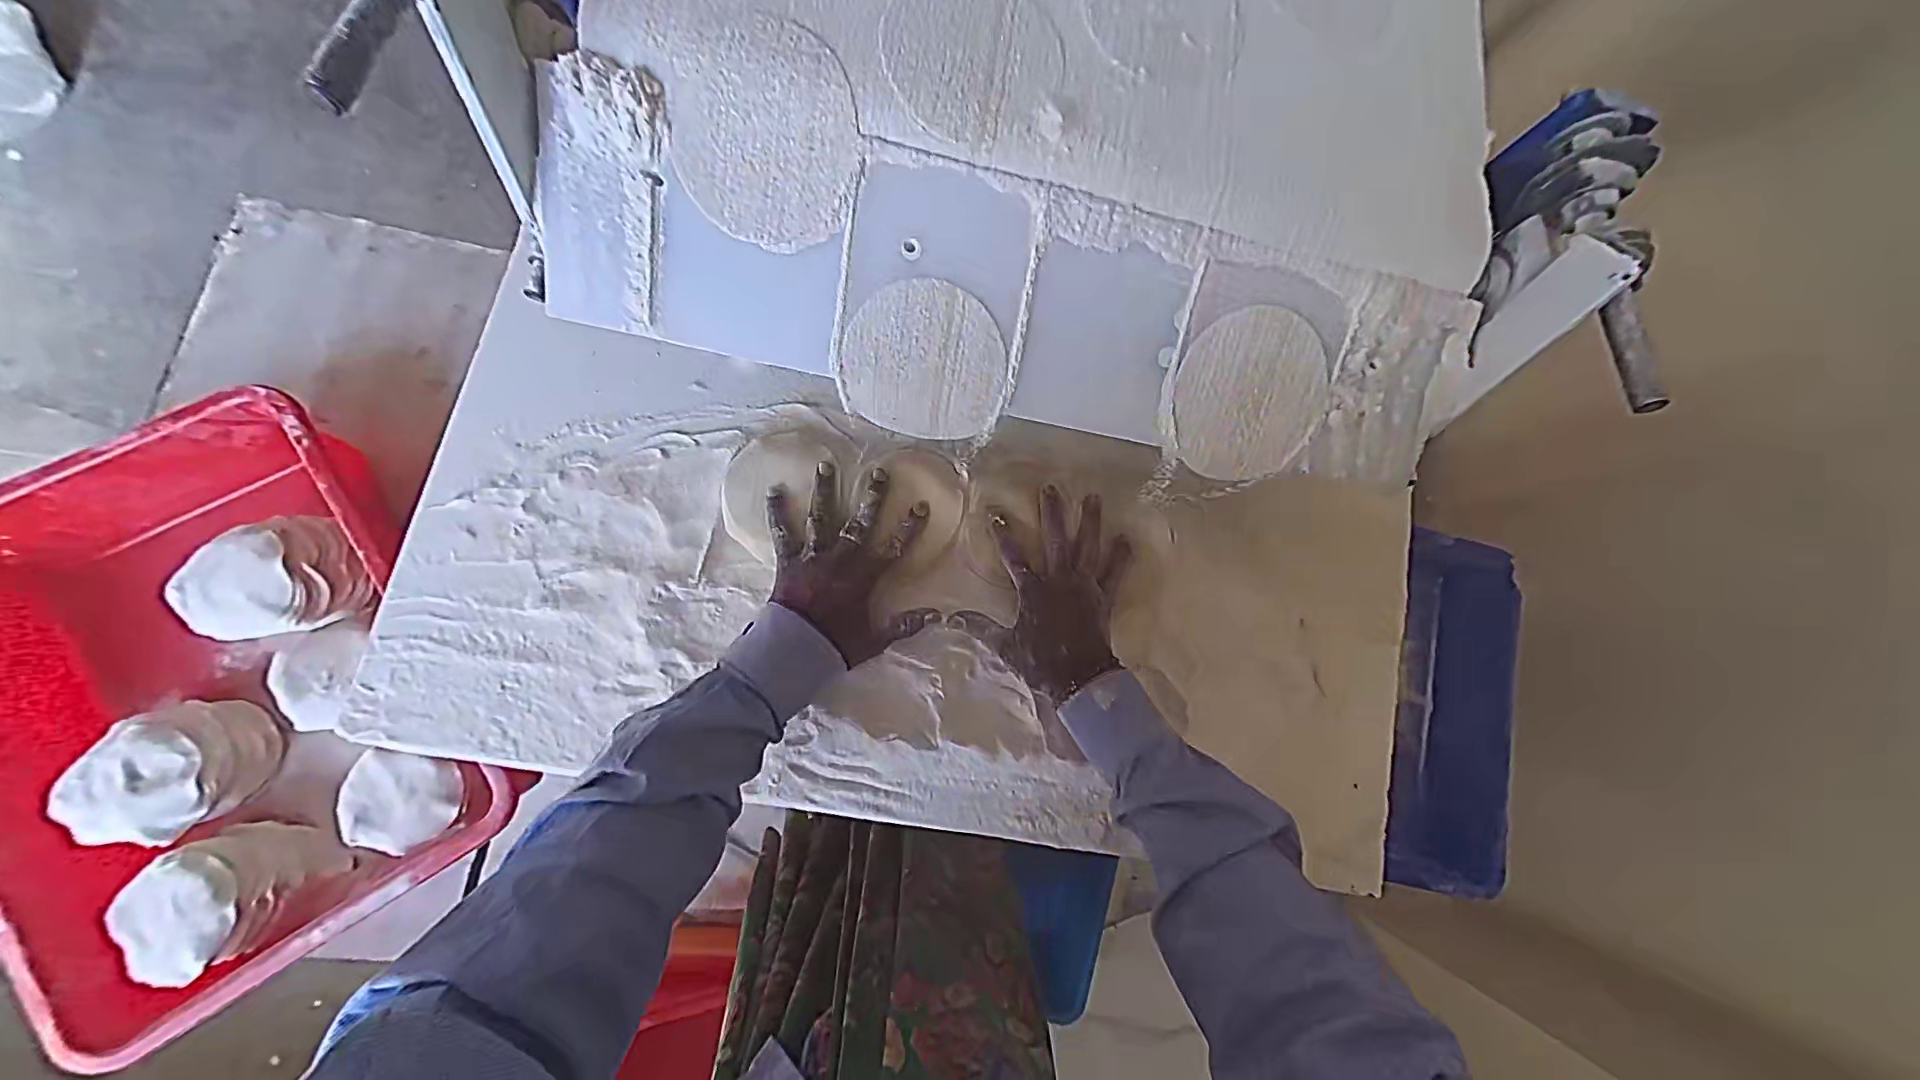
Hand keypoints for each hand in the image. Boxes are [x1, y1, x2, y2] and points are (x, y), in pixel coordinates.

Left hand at [767, 462, 938, 665]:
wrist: (794, 649)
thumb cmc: (836, 644)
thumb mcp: (875, 639)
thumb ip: (904, 625)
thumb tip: (935, 615)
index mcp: (863, 577)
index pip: (893, 547)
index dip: (909, 527)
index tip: (921, 506)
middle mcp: (840, 560)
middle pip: (860, 524)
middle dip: (871, 498)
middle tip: (878, 473)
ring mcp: (813, 557)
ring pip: (822, 518)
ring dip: (825, 492)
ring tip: (825, 465)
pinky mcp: (789, 561)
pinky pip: (783, 533)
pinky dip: (777, 512)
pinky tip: (774, 490)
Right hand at [953, 485, 1132, 705]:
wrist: (1077, 677)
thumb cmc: (1040, 661)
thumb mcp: (1005, 645)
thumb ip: (981, 627)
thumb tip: (952, 618)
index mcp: (1033, 591)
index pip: (1013, 558)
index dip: (1003, 536)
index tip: (996, 513)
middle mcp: (1059, 580)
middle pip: (1055, 540)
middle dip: (1052, 513)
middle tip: (1052, 487)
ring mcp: (1084, 586)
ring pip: (1087, 547)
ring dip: (1090, 522)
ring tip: (1093, 497)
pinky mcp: (1103, 597)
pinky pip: (1114, 573)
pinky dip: (1120, 556)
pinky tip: (1126, 538)